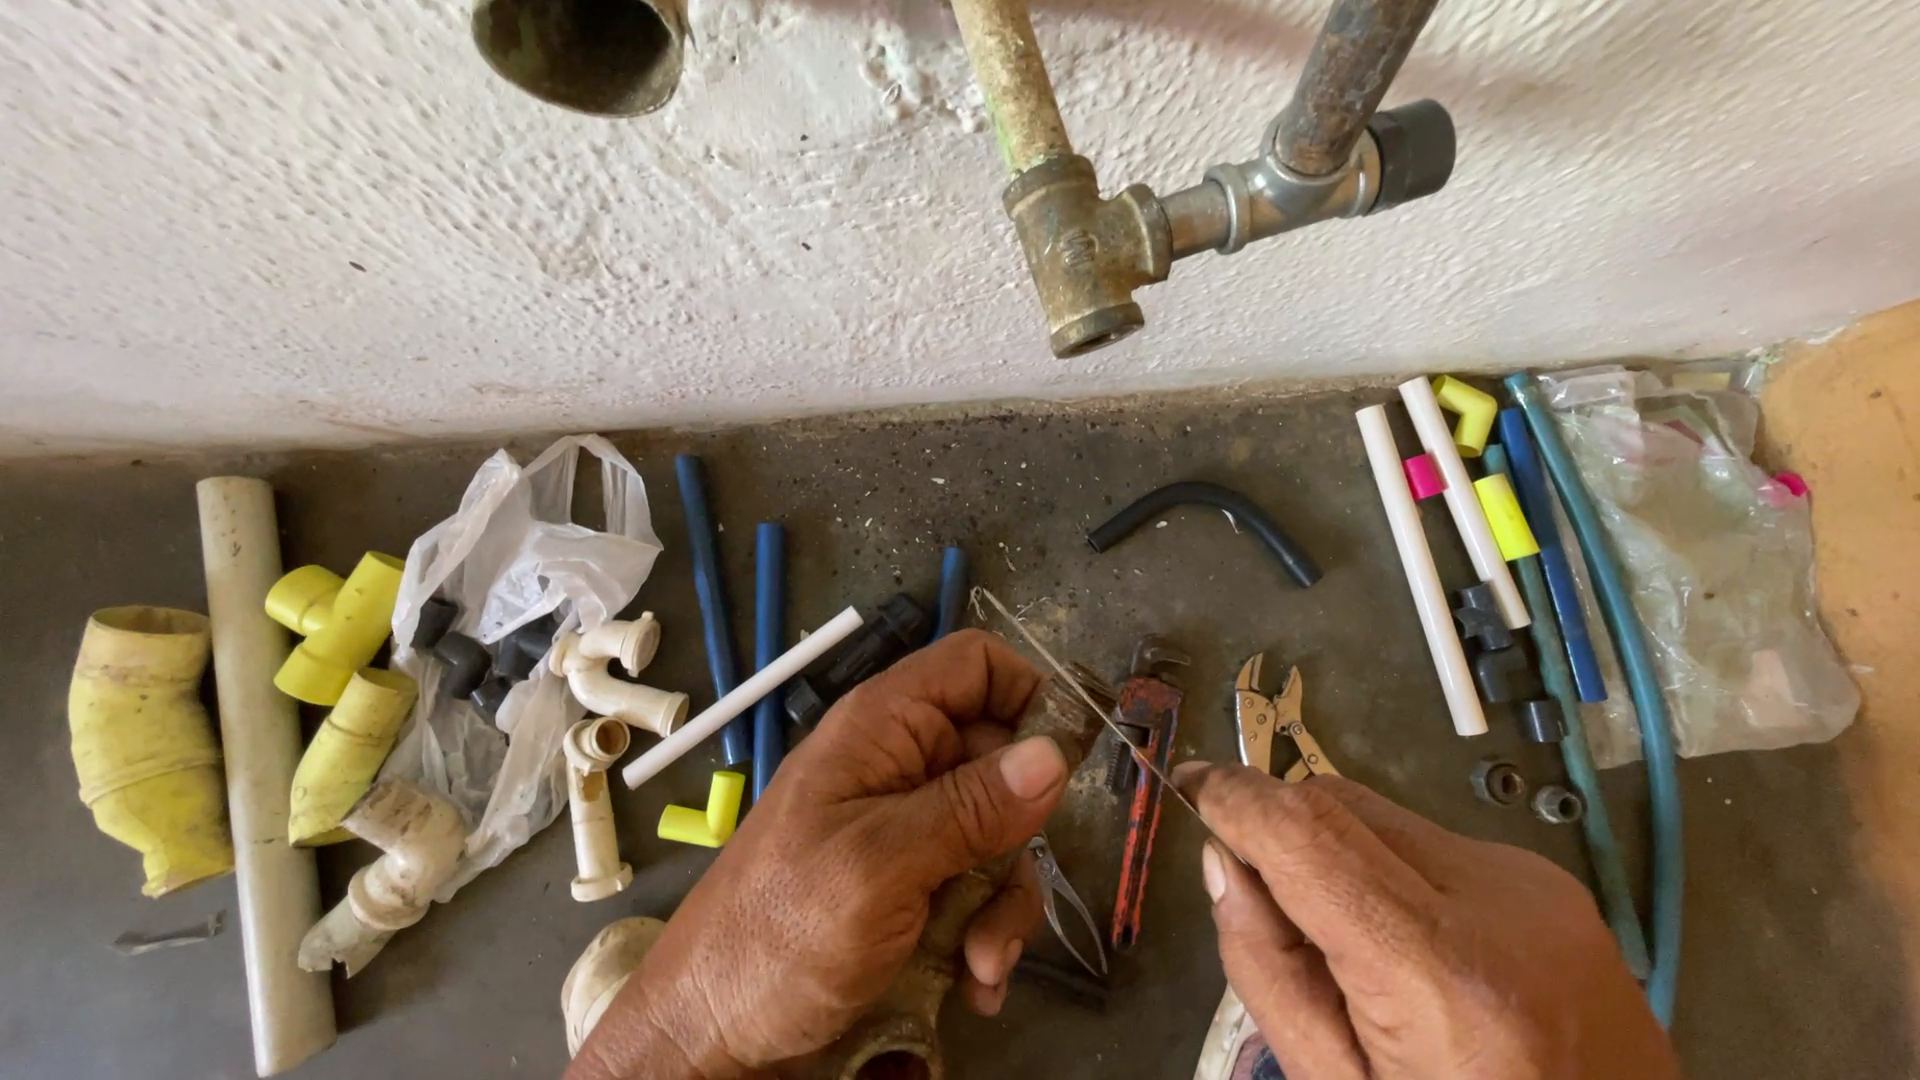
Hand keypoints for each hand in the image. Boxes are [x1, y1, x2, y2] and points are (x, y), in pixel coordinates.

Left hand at [568, 631, 1069, 1079]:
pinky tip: (973, 979)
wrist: (712, 1033)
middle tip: (1007, 892)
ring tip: (981, 960)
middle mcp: (901, 763)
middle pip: (1001, 757)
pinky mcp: (912, 881)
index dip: (1028, 691)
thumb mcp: (878, 866)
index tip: (1068, 755)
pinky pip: (979, 884)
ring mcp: (907, 825)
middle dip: (1019, 830)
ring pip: (1000, 831)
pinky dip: (987, 931)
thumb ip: (968, 808)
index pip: (973, 665)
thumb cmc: (780, 932)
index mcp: (883, 726)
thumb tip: (1055, 754)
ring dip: (1004, 900)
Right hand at [1175, 762, 1680, 1079]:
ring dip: (1326, 843)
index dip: (1233, 796)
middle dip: (1275, 823)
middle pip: (1335, 803)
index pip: (1305, 833)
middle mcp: (1498, 903)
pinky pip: (1421, 836)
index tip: (1188, 784)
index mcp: (1443, 976)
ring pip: (1374, 810)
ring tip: (1339, 929)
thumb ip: (1265, 970)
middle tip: (1255, 888)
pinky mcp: (1548, 880)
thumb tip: (1223, 860)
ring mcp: (1533, 883)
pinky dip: (1378, 860)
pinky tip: (1398, 932)